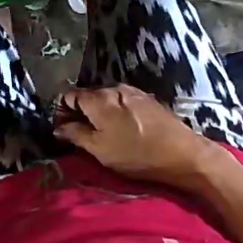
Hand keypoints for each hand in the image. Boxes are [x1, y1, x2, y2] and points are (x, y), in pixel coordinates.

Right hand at [54, 84, 223, 189]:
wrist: (183, 153)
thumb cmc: (136, 154)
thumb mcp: (100, 149)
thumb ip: (75, 134)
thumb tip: (59, 127)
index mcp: (98, 99)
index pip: (69, 95)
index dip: (61, 111)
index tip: (62, 129)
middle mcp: (114, 88)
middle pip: (87, 95)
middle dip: (79, 111)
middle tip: (78, 133)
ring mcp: (133, 92)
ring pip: (105, 98)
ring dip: (98, 112)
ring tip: (100, 132)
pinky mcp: (147, 99)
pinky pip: (121, 101)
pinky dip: (114, 112)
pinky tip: (121, 128)